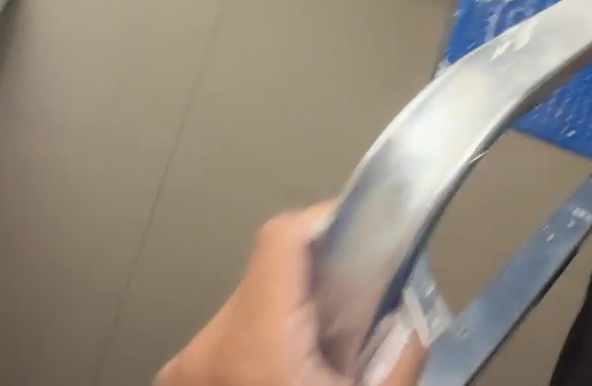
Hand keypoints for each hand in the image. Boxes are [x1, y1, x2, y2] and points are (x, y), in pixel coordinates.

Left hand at [158, 203, 425, 385]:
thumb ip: (399, 364)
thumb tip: (410, 329)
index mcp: (253, 345)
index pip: (282, 237)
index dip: (329, 221)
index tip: (367, 236)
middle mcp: (205, 348)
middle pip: (275, 269)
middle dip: (322, 281)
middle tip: (356, 320)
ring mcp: (185, 368)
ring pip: (256, 299)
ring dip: (295, 311)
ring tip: (321, 360)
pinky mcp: (181, 380)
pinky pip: (236, 329)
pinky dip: (270, 335)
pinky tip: (292, 374)